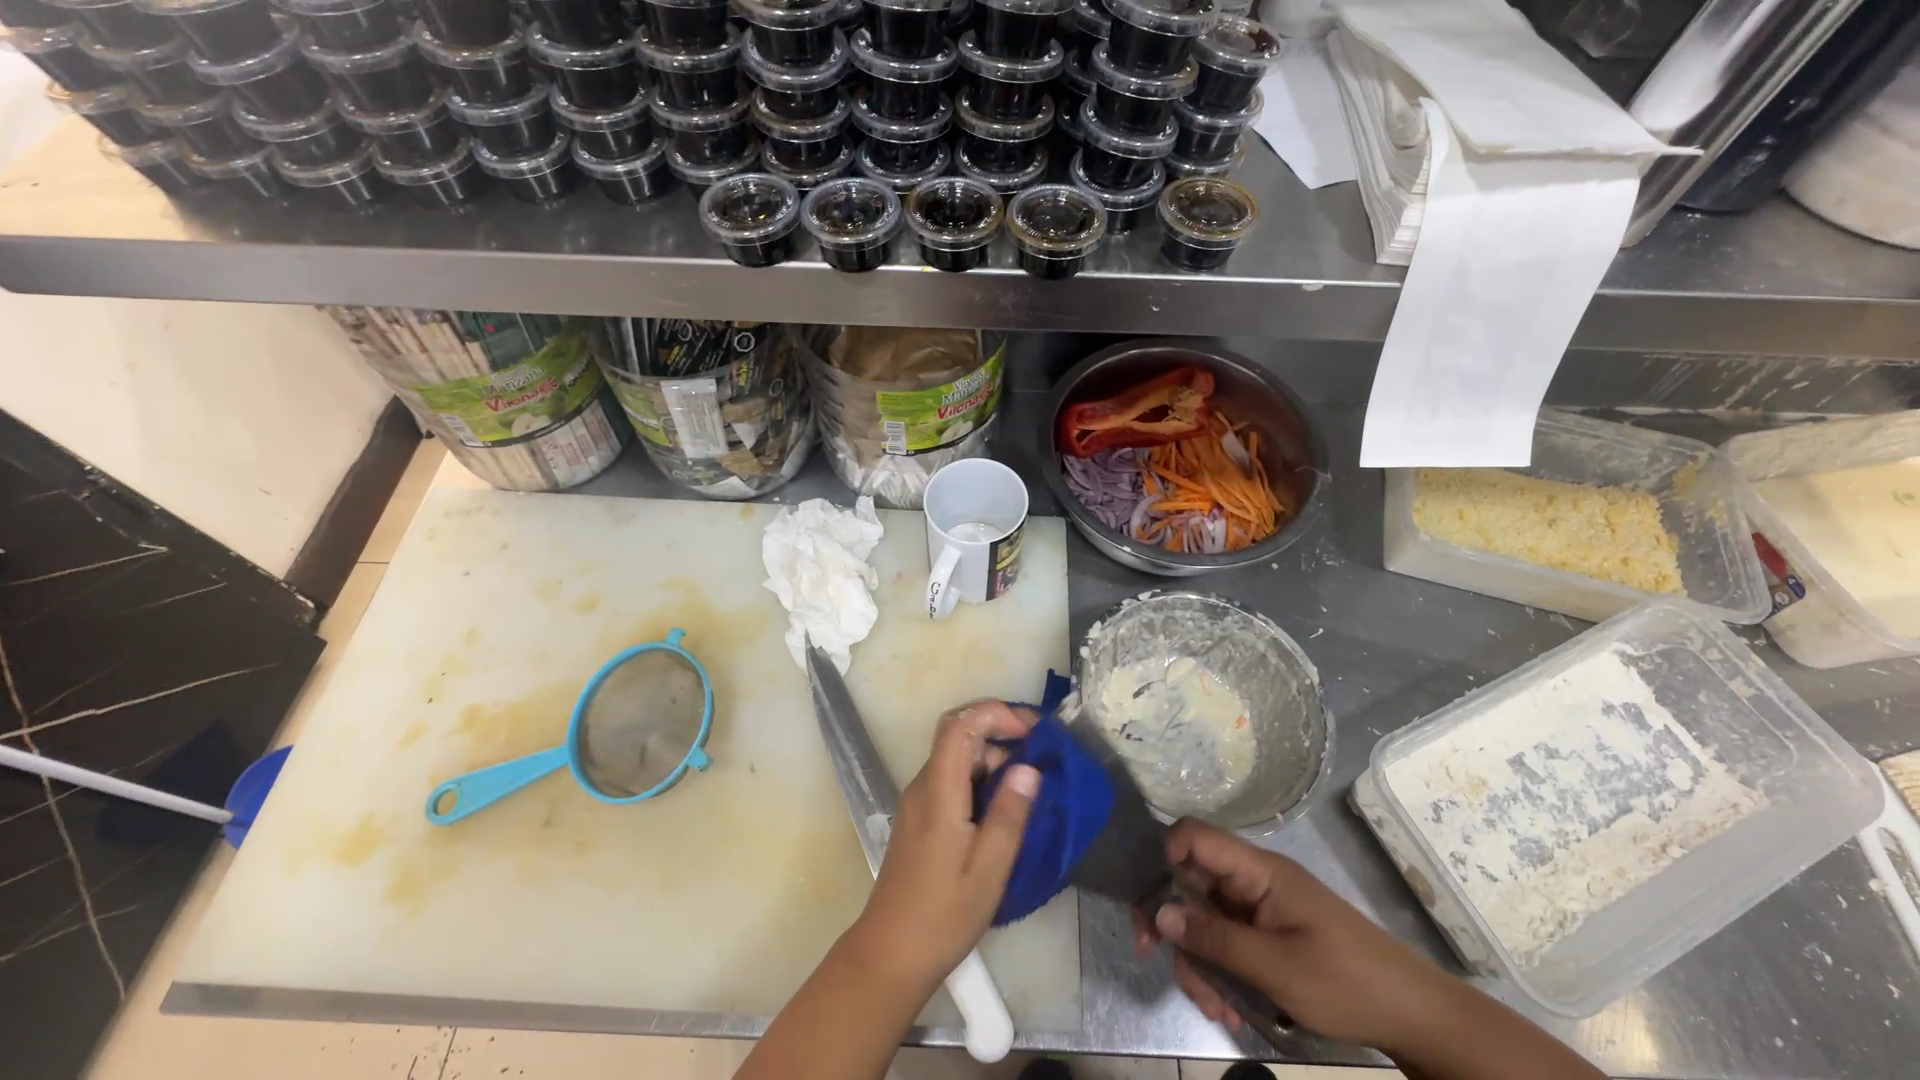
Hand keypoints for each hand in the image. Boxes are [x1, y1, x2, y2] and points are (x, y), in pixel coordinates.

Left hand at [847, 701, 1042, 992]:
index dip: (996, 713)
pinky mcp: (920, 820)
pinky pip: (953, 783)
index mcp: (938, 792)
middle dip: (1002, 737)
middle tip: (1042, 764)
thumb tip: (1029, 767)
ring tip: (1031, 794)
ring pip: (958, 760)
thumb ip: (1009, 815)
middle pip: (960, 737)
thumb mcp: (989, 869)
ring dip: (995, 764)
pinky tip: (1006, 812)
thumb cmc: (943, 915)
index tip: (1033, 732)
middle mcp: (923, 787)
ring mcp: (918, 803)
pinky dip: (982, 783)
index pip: (959, 724)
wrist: (890, 954)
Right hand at [1135, 818, 1460, 1055]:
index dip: (1166, 855)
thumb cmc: (1346, 982)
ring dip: (1199, 964)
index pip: (1197, 836)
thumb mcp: (1275, 967)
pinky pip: (1227, 945)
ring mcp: (1261, 912)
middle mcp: (1255, 884)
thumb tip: (1159, 912)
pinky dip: (1220, 974)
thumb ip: (1215, 939)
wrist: (1412, 1016)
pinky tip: (1229, 1009)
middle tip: (1161, 963)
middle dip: (1178, 930)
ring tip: (1216, 1009)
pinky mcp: (1269, 938)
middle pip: (1192, 887)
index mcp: (1260, 873)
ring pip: (1205, 924)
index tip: (1153, 902)